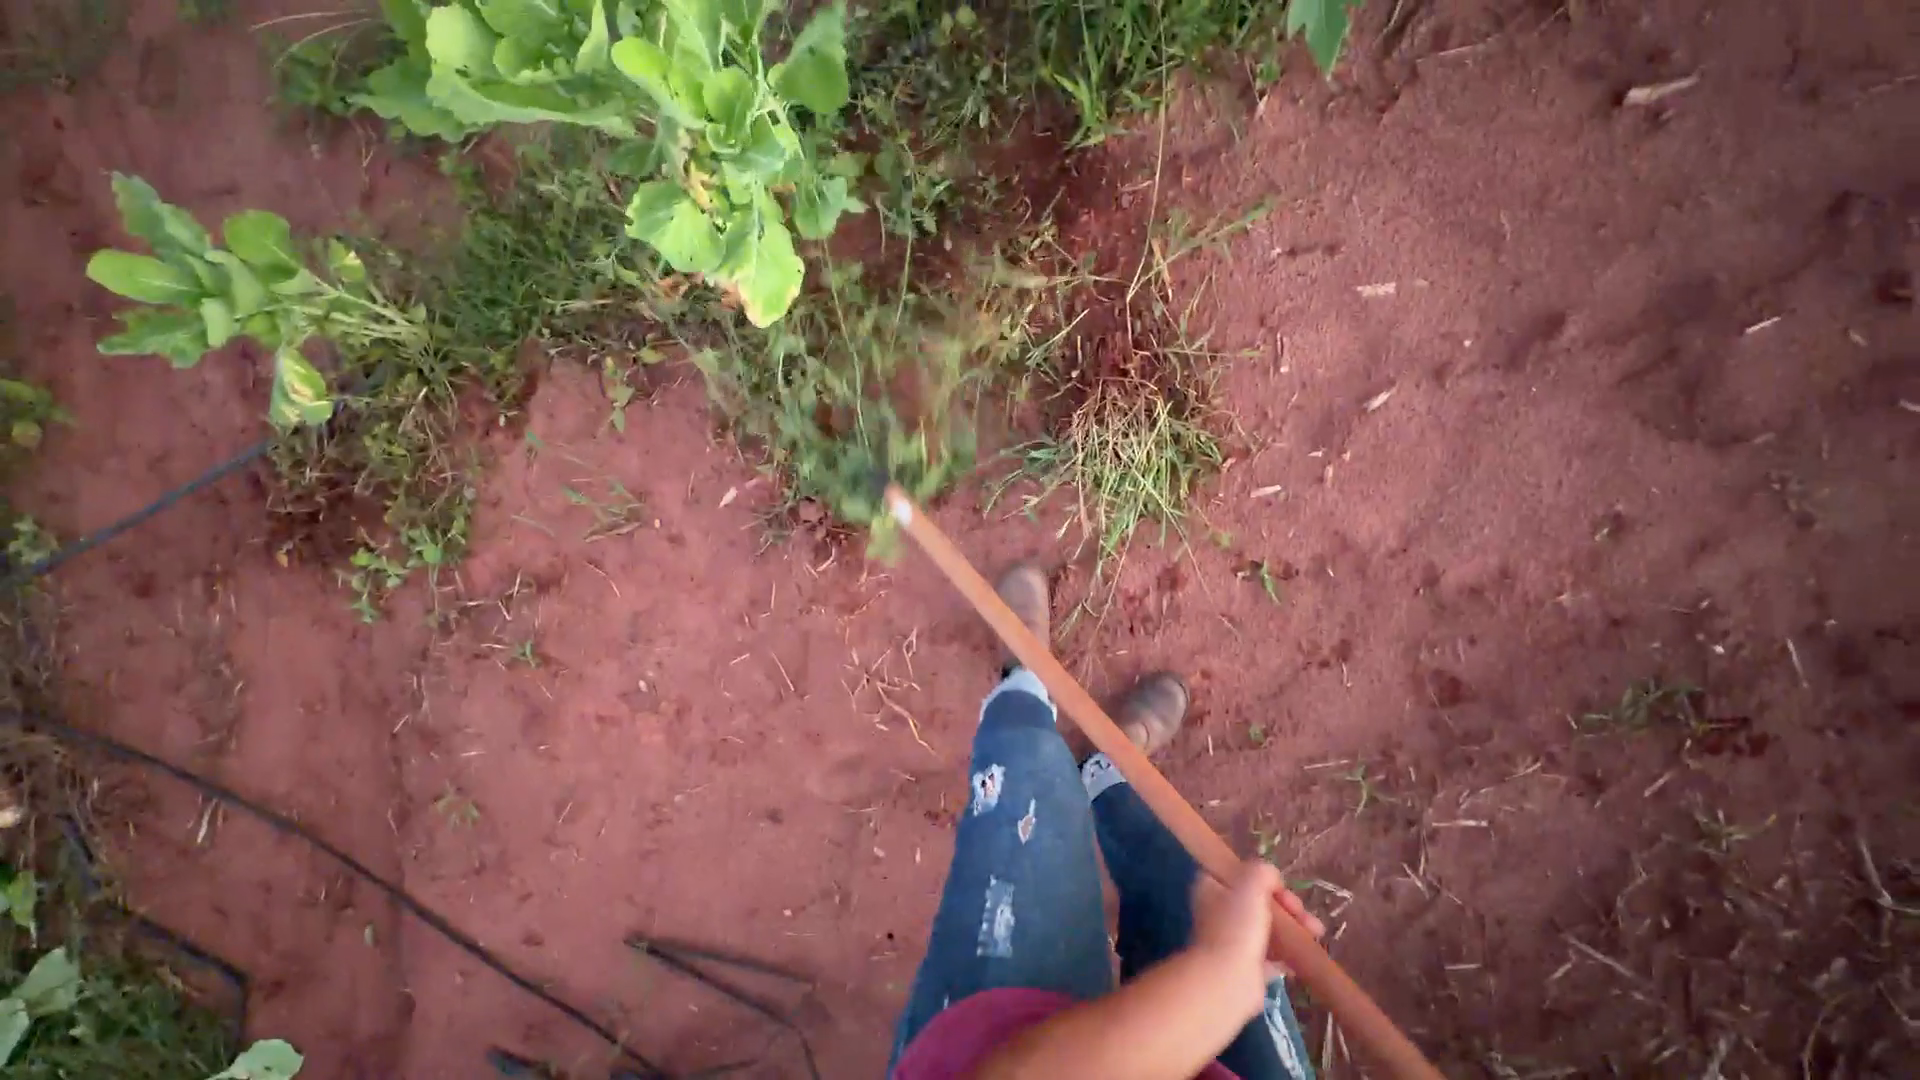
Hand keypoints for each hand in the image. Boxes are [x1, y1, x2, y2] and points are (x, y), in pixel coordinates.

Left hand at [1190, 862, 1326, 1018]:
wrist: (1229, 980)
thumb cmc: (1236, 926)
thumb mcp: (1250, 885)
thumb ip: (1262, 872)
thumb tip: (1271, 875)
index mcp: (1211, 888)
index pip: (1239, 874)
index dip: (1264, 879)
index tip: (1282, 888)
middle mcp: (1218, 912)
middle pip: (1258, 902)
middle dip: (1287, 906)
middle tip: (1305, 916)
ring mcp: (1232, 940)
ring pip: (1268, 928)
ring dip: (1293, 929)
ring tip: (1316, 934)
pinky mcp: (1247, 966)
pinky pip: (1273, 956)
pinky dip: (1289, 955)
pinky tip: (1304, 956)